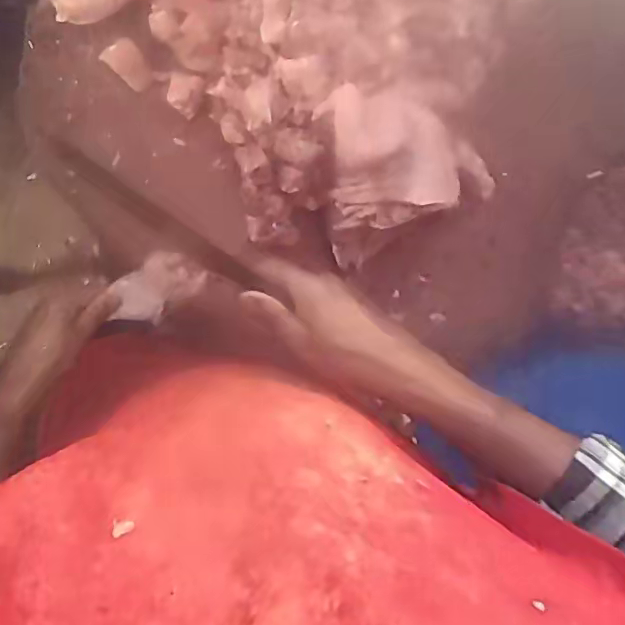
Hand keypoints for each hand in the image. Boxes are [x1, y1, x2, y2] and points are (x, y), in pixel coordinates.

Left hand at [0, 280, 120, 480]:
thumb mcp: (79, 335)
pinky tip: (85, 335)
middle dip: (100, 304)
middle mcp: (48, 299)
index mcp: (60, 296)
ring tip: (109, 326)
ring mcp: (40, 314)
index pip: (92, 288)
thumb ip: (97, 311)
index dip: (111, 296)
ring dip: (89, 315)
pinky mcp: (36, 329)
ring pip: (72, 308)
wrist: (18, 389)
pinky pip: (63, 318)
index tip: (130, 305)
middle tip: (123, 316)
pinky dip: (76, 323)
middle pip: (81, 296)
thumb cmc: (51, 360)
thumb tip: (118, 291)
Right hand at [236, 256, 459, 411]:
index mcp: (304, 283)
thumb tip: (243, 293)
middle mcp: (322, 277)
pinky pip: (315, 288)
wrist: (402, 368)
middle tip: (238, 272)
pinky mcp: (352, 300)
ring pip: (302, 277)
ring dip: (282, 281)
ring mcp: (340, 287)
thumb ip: (272, 315)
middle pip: (285, 267)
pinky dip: (299, 292)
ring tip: (261, 288)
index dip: (245, 260)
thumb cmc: (344, 357)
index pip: (267, 263)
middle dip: (262, 269)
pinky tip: (295, 306)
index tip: (223, 256)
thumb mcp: (300, 342)